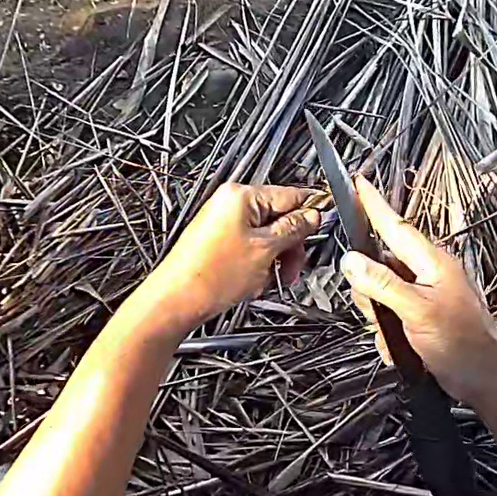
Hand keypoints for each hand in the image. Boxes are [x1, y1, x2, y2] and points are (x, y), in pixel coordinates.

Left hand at [130, 183, 321, 335]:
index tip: (322, 227)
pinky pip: (251, 246)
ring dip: (275, 258)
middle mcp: (230, 203)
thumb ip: (294, 229)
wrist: (174, 301)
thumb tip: (312, 215)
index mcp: (241, 195)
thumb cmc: (208, 276)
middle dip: (289, 245)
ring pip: (266, 235)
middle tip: (290, 266)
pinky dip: (259, 264)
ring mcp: (222, 222)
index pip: (290, 194)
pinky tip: (255, 281)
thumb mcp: (265, 250)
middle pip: (279, 217)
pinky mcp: (218, 242)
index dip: (309, 214)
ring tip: (270, 278)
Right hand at [340, 176, 496, 405]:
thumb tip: (352, 261)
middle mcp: (427, 273)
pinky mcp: (420, 315)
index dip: (374, 204)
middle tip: (376, 309)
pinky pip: (389, 313)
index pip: (395, 225)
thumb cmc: (466, 345)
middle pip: (379, 263)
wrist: (487, 382)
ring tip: (394, 332)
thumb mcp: (417, 311)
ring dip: (379, 314)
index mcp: (431, 262)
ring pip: (380, 291)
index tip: (357, 183)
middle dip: (369, 288)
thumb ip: (382, 284)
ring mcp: (423, 294)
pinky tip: (400, 345)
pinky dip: (389, 332)